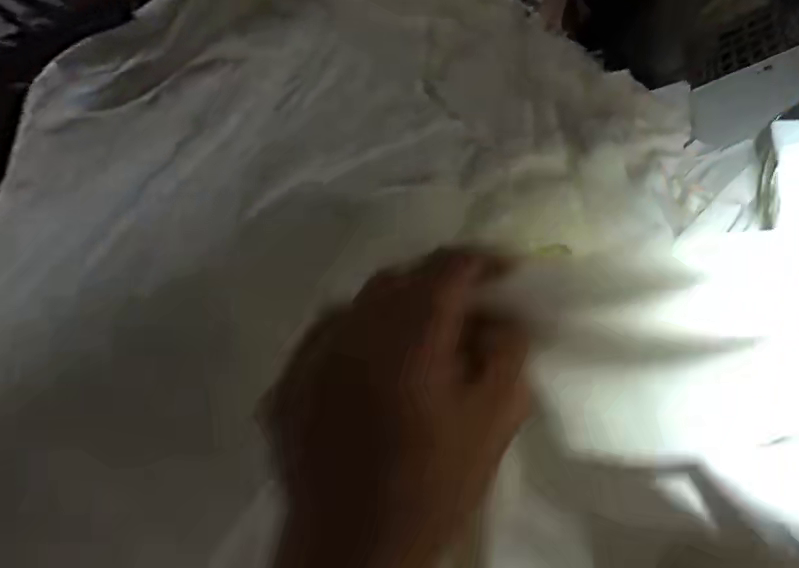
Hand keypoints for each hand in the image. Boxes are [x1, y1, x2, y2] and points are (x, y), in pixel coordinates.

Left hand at [265, 249, 530, 567]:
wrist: (351, 561)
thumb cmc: (433, 487)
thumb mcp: (498, 418)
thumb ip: (510, 351)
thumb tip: (501, 316)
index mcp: (411, 336)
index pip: (451, 265)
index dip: (485, 260)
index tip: (508, 273)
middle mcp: (358, 331)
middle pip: (407, 275)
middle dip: (444, 281)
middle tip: (470, 309)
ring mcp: (314, 357)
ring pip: (364, 299)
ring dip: (400, 303)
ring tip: (421, 334)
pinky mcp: (288, 385)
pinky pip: (328, 331)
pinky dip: (358, 329)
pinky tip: (371, 360)